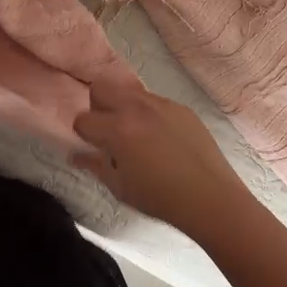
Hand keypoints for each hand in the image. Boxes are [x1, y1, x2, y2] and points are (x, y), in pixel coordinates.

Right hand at [71, 81, 253, 239]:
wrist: (210, 197)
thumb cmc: (159, 198)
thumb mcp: (120, 187)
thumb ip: (95, 165)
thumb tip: (75, 156)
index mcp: (117, 129)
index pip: (82, 119)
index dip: (83, 134)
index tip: (93, 146)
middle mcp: (136, 108)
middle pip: (101, 88)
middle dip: (97, 106)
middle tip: (108, 130)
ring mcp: (161, 104)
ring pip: (128, 90)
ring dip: (123, 106)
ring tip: (134, 132)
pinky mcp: (181, 107)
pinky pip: (154, 100)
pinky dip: (148, 113)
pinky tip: (160, 137)